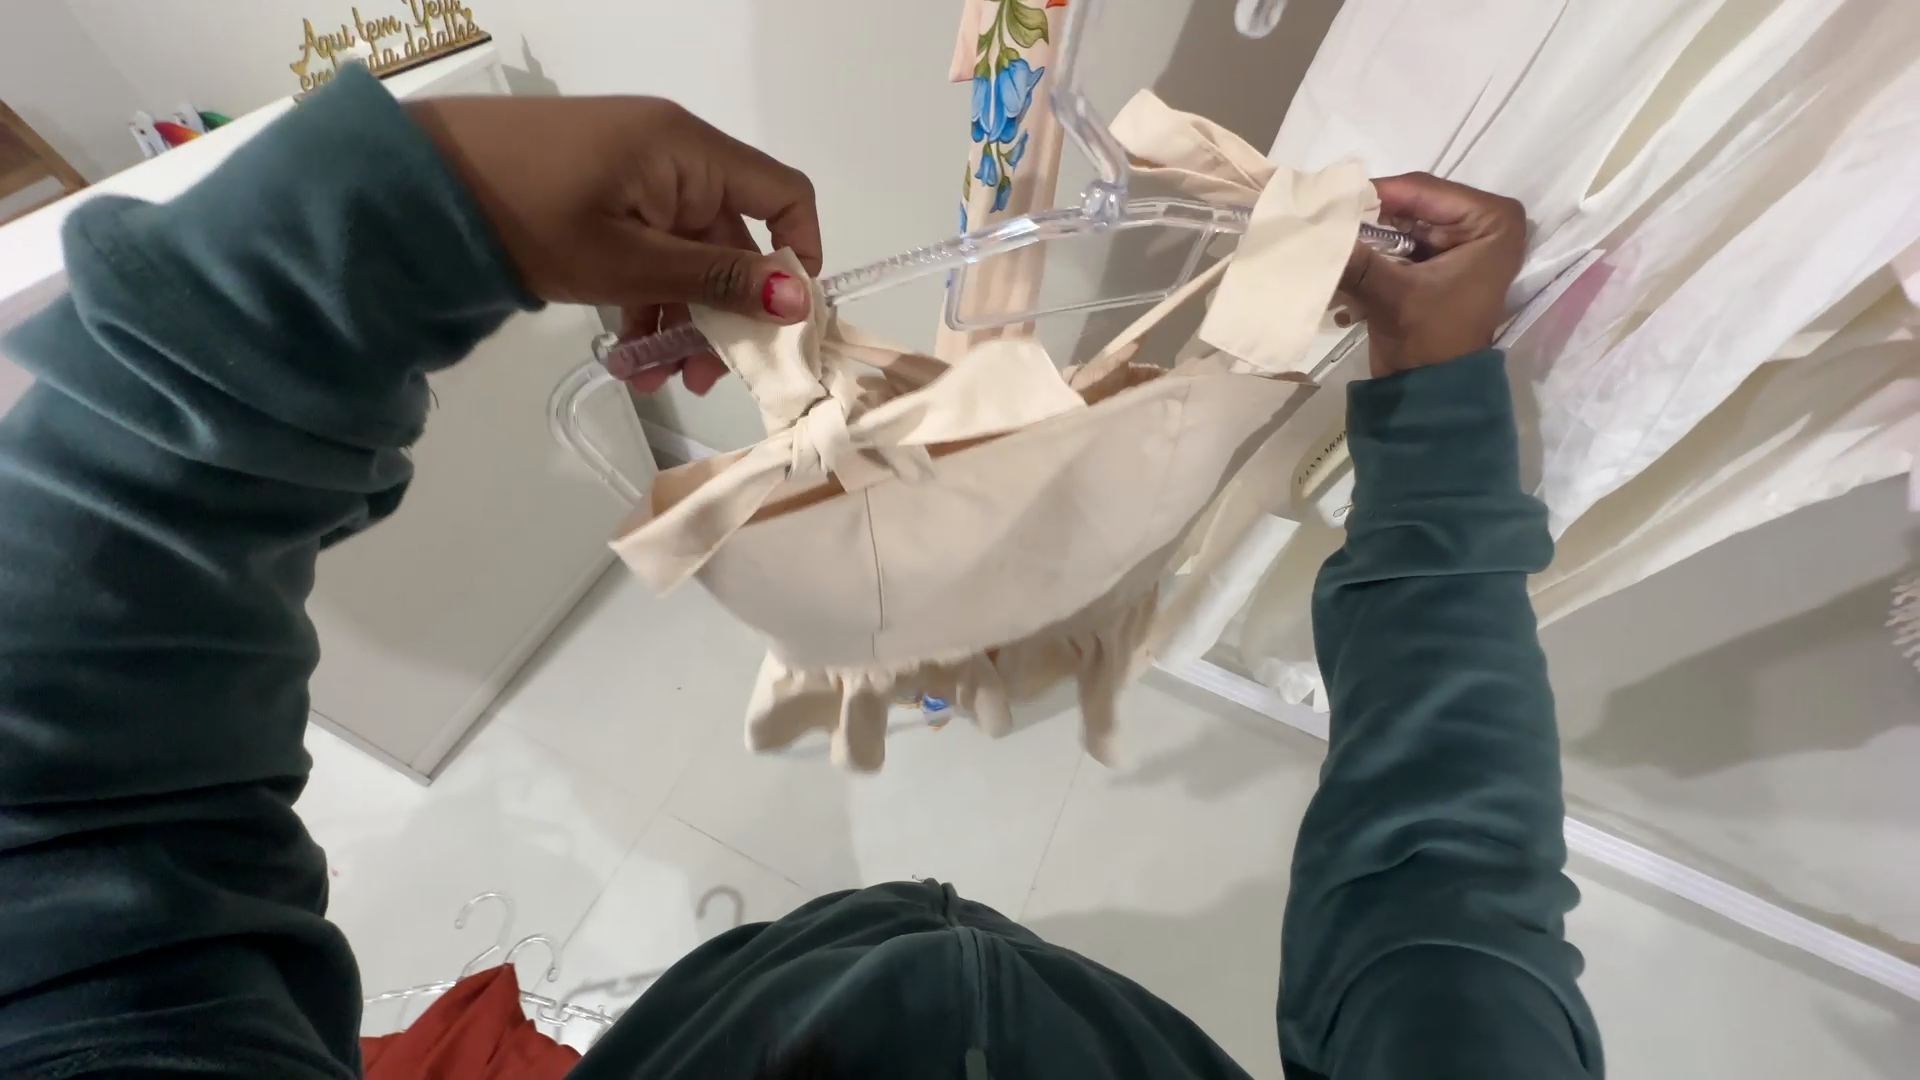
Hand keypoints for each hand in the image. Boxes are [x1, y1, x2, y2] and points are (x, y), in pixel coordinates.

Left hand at [406, 94, 822, 394]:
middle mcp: (674, 160)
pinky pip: (652, 258)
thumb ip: (721, 281)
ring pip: (692, 262)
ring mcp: (638, 182)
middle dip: (725, 316)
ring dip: (682, 324)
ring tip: (651, 377)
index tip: (785, 317)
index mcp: (689, 153)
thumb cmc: (529, 216)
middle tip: (705, 378)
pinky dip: (649, 306)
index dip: (800, 253)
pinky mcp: (607, 205)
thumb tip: (799, 301)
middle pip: (734, 244)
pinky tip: (628, 355)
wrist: (406, 190)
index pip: (785, 194)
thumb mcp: (633, 262)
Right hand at [1339, 173, 1526, 377]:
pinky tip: (1343, 282)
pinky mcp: (1433, 266)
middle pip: (1408, 208)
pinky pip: (1394, 251)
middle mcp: (1479, 223)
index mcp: (1490, 219)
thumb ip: (1356, 261)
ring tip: (1329, 256)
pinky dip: (1368, 263)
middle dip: (1366, 223)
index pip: (1423, 190)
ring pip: (1395, 230)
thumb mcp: (1392, 296)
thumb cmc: (1430, 339)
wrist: (1430, 389)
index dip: (1374, 195)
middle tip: (1323, 227)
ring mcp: (1456, 245)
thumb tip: (1316, 233)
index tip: (1328, 201)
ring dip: (1362, 246)